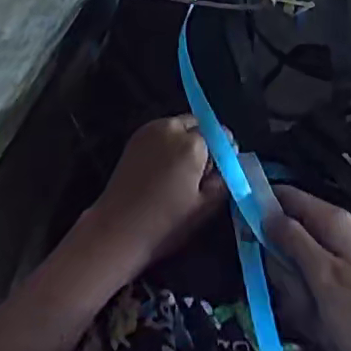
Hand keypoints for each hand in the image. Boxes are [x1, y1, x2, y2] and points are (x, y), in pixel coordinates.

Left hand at [84, 116, 224, 269]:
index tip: (223, 169)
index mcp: (192, 144)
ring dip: (186, 139)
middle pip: (198, 124)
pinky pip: (161, 130)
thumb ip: (224, 180)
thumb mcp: (206, 207)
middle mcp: (171, 127)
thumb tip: (230, 164)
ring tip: (182, 171)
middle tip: (203, 172)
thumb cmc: (167, 222)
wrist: (120, 226)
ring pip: (179, 125)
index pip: (219, 134)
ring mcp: (150, 129)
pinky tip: (164, 168)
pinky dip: (168, 142)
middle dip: (205, 141)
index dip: (224, 150)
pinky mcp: (135, 135)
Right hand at [266, 186, 350, 350]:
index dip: (259, 204)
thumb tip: (261, 208)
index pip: (283, 194)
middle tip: (295, 286)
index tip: (238, 223)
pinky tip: (323, 328)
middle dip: (281, 264)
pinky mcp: (332, 298)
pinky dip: (307, 312)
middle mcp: (331, 238)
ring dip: (294, 293)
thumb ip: (290, 238)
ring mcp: (331, 270)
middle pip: (282, 236)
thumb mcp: (324, 276)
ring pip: (289, 269)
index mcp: (332, 221)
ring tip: (316, 312)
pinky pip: (302, 294)